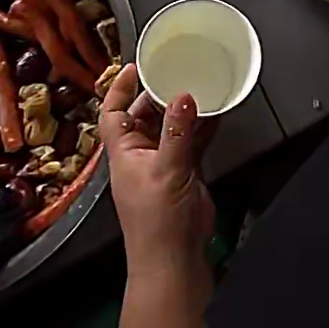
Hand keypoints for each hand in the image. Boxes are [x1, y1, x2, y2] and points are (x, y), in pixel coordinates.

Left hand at [98, 64, 216, 274]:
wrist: (175, 260)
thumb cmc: (157, 224)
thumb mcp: (167, 169)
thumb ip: (177, 132)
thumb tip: (182, 98)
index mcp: (125, 152)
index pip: (113, 112)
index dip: (119, 88)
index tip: (133, 68)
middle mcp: (141, 154)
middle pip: (144, 114)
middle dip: (158, 95)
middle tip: (176, 74)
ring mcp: (163, 163)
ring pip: (170, 126)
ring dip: (183, 110)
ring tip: (198, 88)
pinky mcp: (184, 172)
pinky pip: (191, 141)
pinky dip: (202, 128)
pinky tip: (215, 115)